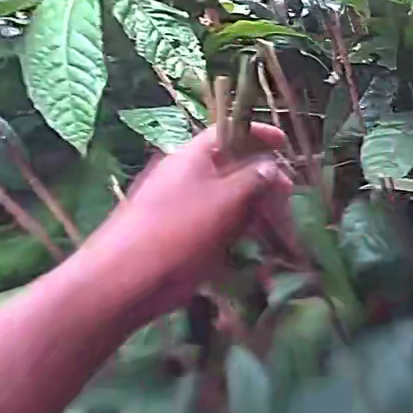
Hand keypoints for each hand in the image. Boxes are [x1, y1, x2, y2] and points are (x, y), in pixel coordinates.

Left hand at [69, 122, 292, 317]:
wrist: (126, 280)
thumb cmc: (179, 230)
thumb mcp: (227, 198)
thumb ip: (255, 177)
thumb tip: (271, 165)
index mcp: (191, 157)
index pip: (227, 131)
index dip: (257, 133)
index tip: (284, 143)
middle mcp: (186, 175)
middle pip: (231, 165)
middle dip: (262, 176)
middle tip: (286, 192)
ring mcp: (183, 205)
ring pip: (228, 196)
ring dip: (254, 205)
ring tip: (276, 221)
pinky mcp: (184, 233)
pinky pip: (219, 221)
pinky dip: (239, 226)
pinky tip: (254, 241)